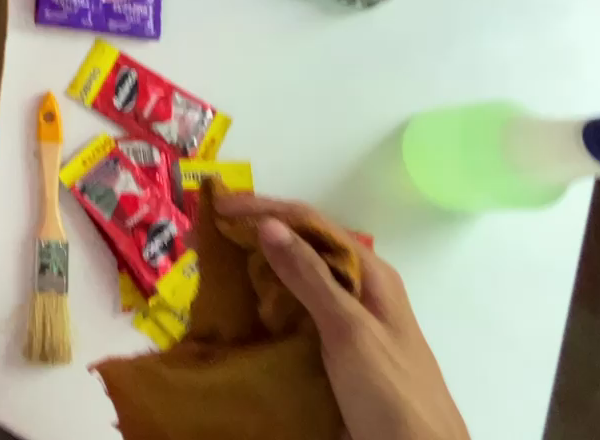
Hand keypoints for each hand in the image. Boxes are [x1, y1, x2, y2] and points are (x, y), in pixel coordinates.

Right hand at [208, 193, 469, 439]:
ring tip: (214, 261)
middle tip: (208, 233)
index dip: (263, 208)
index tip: (218, 206)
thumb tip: (267, 223)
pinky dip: (261, 299)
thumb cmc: (391, 393)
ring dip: (254, 264)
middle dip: (254, 233)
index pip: (309, 222)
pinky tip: (237, 301)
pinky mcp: (329, 348)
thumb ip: (310, 277)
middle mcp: (356, 288)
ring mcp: (343, 319)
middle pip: (300, 244)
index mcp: (369, 273)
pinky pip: (290, 310)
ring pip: (292, 276)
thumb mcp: (349, 331)